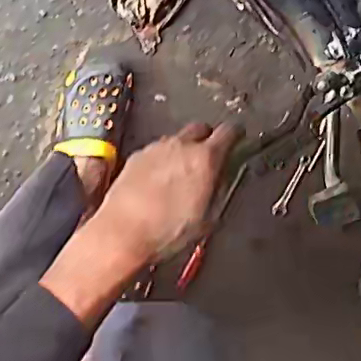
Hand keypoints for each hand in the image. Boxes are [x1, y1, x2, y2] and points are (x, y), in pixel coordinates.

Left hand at [91, 122, 241, 263]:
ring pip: (177, 139)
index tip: (238, 139)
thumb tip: (221, 178)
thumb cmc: (166, 231)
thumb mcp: (206, 218)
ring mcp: (157, 148)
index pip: (229, 132)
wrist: (122, 232)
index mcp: (205, 158)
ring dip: (183, 151)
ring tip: (179, 177)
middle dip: (207, 139)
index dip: (236, 135)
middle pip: (201, 128)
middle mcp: (181, 145)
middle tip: (208, 159)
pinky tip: (157, 182)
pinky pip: (156, 151)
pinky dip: (162, 160)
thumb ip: (218, 190)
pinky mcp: (137, 155)